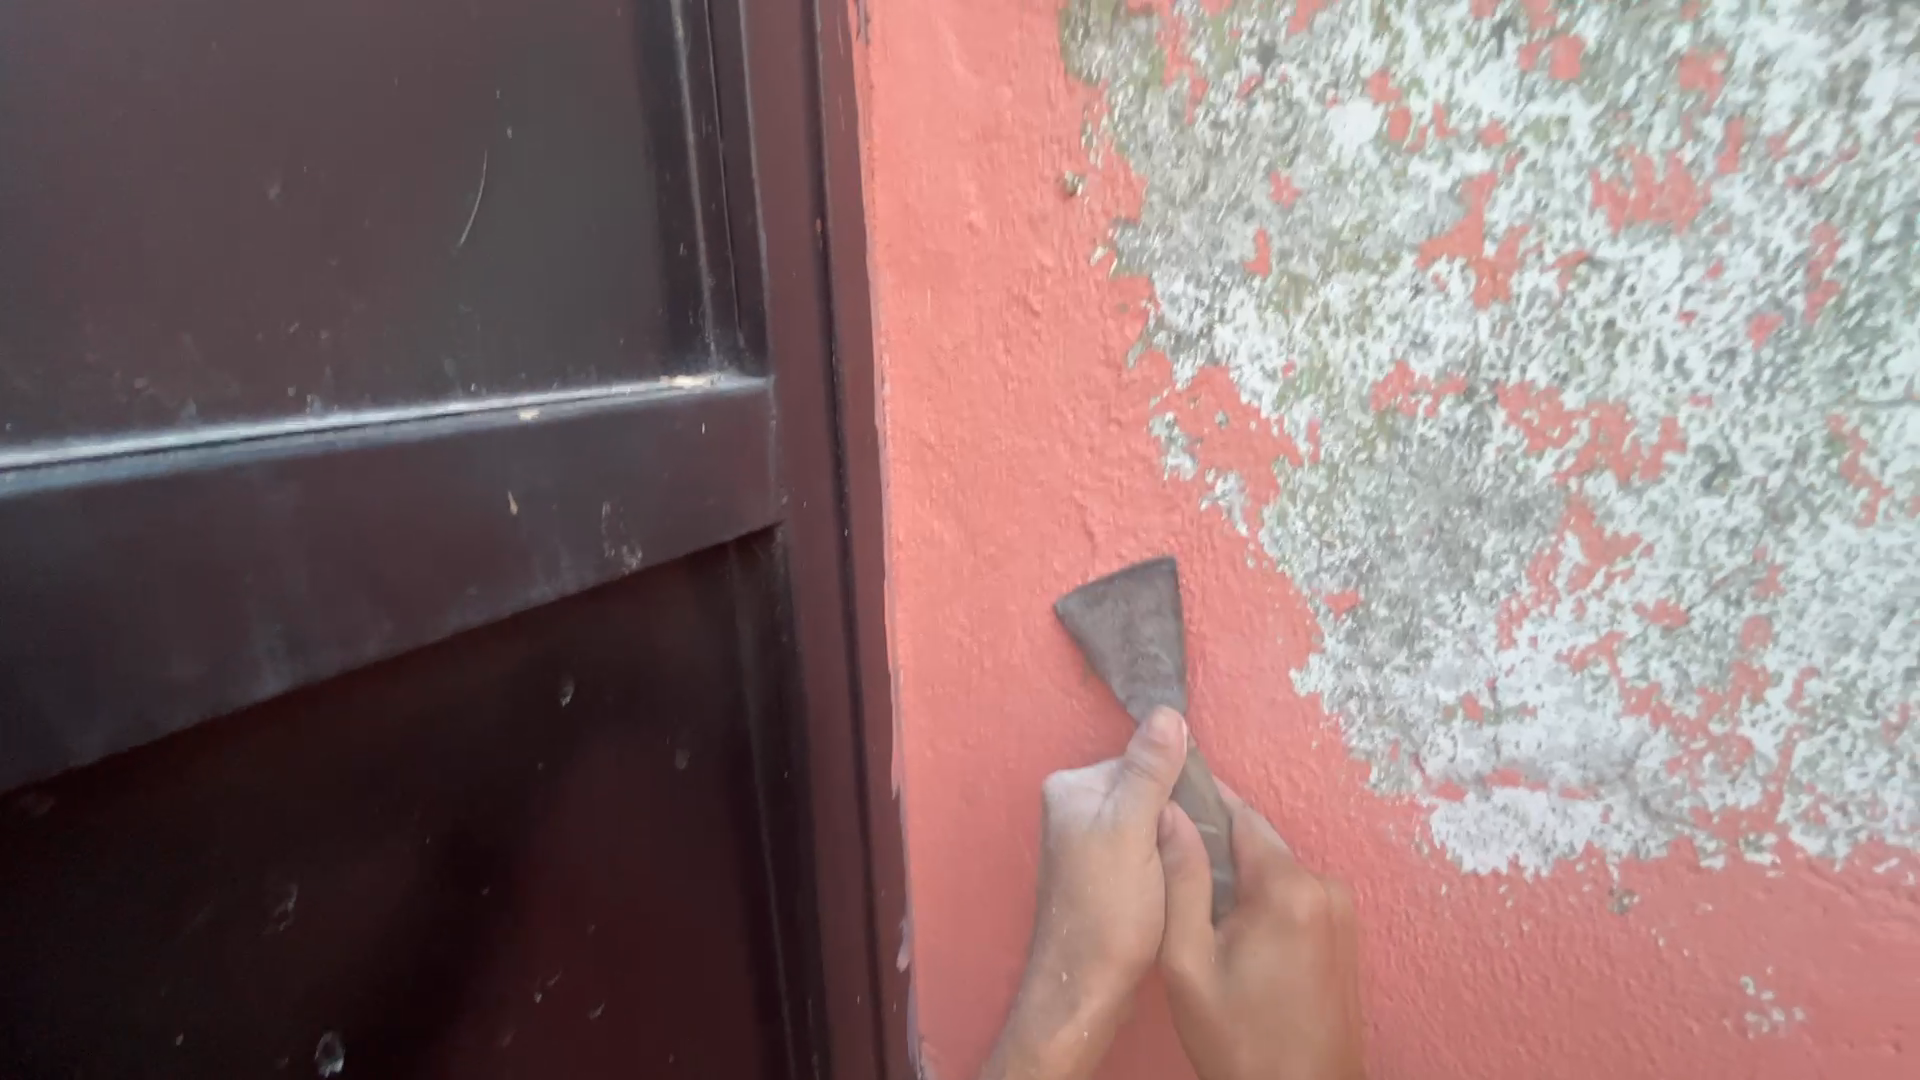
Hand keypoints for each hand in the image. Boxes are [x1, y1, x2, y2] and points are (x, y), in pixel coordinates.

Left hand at [981, 707, 1190, 1079]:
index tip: (1201, 815)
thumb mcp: (1133, 830)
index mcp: (1072, 785)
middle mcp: (1072, 804)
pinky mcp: (1098, 868)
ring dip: (1171, 838)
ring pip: (1147, 819)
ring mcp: (1084, 838)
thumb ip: (1150, 771)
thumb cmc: (1107, 908)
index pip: (1138, 760)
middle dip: (1174, 812)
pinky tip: (1173, 879)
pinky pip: (1140, 844)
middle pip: (1144, 788)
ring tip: (1185, 867)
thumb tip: (1168, 713)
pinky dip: (1161, 856)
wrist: (1084, 987)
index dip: (1175, 784)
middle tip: (1194, 848)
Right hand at [1157, 784, 1364, 1079]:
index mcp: (1288, 887)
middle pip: (1254, 838)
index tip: (1163, 796)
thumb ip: (1181, 878)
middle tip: (1167, 859)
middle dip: (1212, 842)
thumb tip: (1170, 811)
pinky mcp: (1344, 931)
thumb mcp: (1188, 960)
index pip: (1238, 812)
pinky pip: (1290, 889)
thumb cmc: (1237, 1038)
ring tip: (1192, 894)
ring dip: (1234, 870)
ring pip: (1270, 863)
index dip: (1198, 800)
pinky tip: (1228, 920)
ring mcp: (1341, 910)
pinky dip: (1257, 893)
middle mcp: (1324, 886)